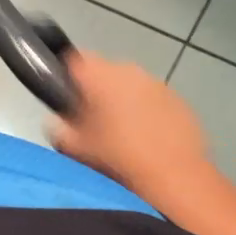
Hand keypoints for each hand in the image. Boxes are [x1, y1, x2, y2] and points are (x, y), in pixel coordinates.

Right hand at [49, 52, 215, 196]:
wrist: (174, 175)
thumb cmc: (116, 157)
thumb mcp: (74, 147)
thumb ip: (58, 128)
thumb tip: (56, 120)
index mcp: (99, 77)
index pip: (72, 59)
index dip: (65, 76)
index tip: (63, 97)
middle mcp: (129, 71)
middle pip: (103, 70)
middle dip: (95, 89)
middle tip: (89, 118)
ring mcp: (158, 83)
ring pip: (130, 84)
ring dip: (122, 99)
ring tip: (120, 129)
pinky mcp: (179, 100)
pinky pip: (153, 98)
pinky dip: (146, 110)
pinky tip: (146, 136)